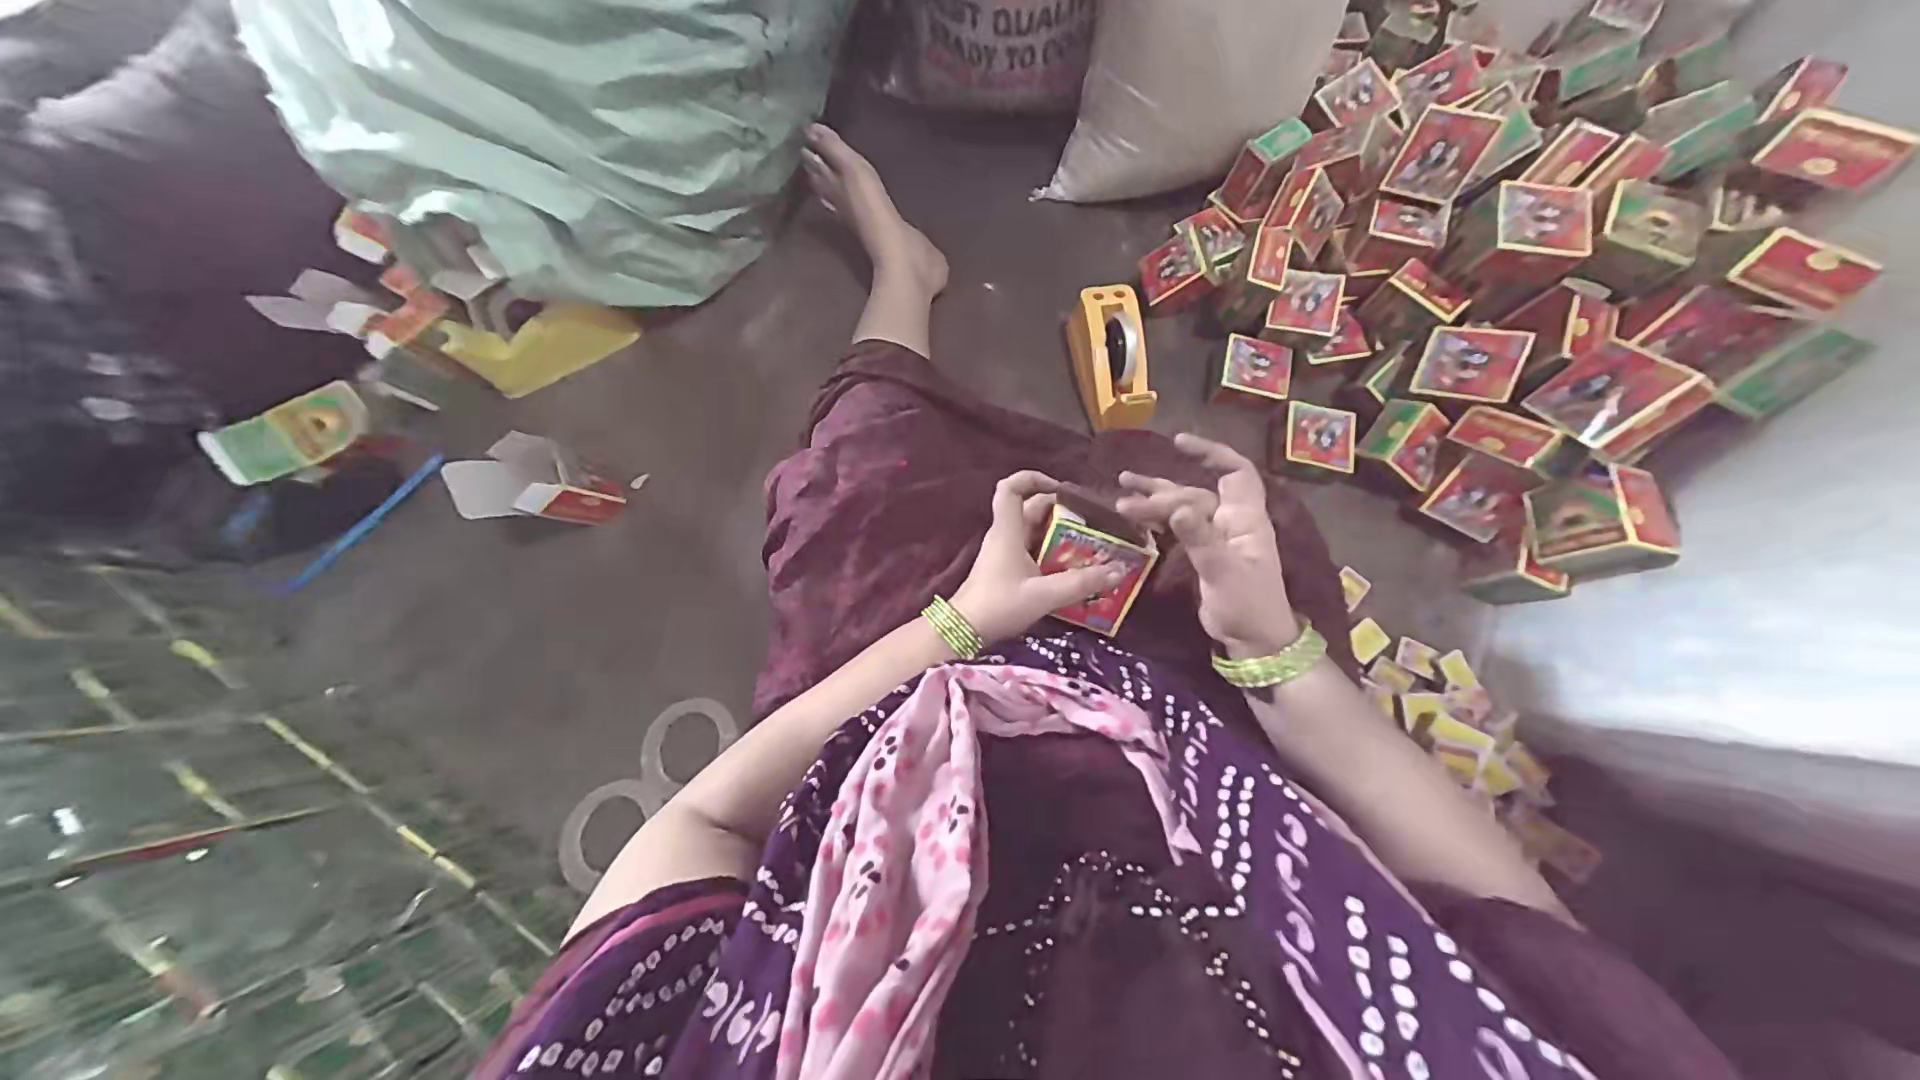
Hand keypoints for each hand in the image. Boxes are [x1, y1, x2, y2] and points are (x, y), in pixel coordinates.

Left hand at [950, 471, 1126, 644]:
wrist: (964, 631)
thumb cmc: (998, 605)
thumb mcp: (1043, 595)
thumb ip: (1081, 583)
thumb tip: (1117, 570)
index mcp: (1007, 531)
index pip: (1011, 488)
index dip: (1033, 478)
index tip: (1061, 489)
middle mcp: (1005, 536)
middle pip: (1031, 508)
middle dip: (1060, 510)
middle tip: (1090, 522)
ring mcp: (1004, 553)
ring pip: (1033, 531)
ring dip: (1059, 534)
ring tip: (1089, 545)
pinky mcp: (1006, 570)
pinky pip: (1032, 551)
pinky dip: (1052, 553)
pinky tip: (1072, 568)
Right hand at [1115, 434, 1300, 658]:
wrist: (1255, 641)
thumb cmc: (1247, 606)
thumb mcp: (1223, 572)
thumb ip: (1199, 538)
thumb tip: (1176, 507)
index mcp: (1244, 519)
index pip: (1234, 472)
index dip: (1210, 452)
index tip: (1179, 442)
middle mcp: (1230, 521)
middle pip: (1194, 493)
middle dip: (1160, 489)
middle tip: (1124, 489)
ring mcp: (1216, 538)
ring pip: (1182, 510)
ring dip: (1153, 502)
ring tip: (1121, 496)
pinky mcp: (1204, 554)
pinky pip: (1178, 528)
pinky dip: (1158, 521)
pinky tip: (1137, 518)